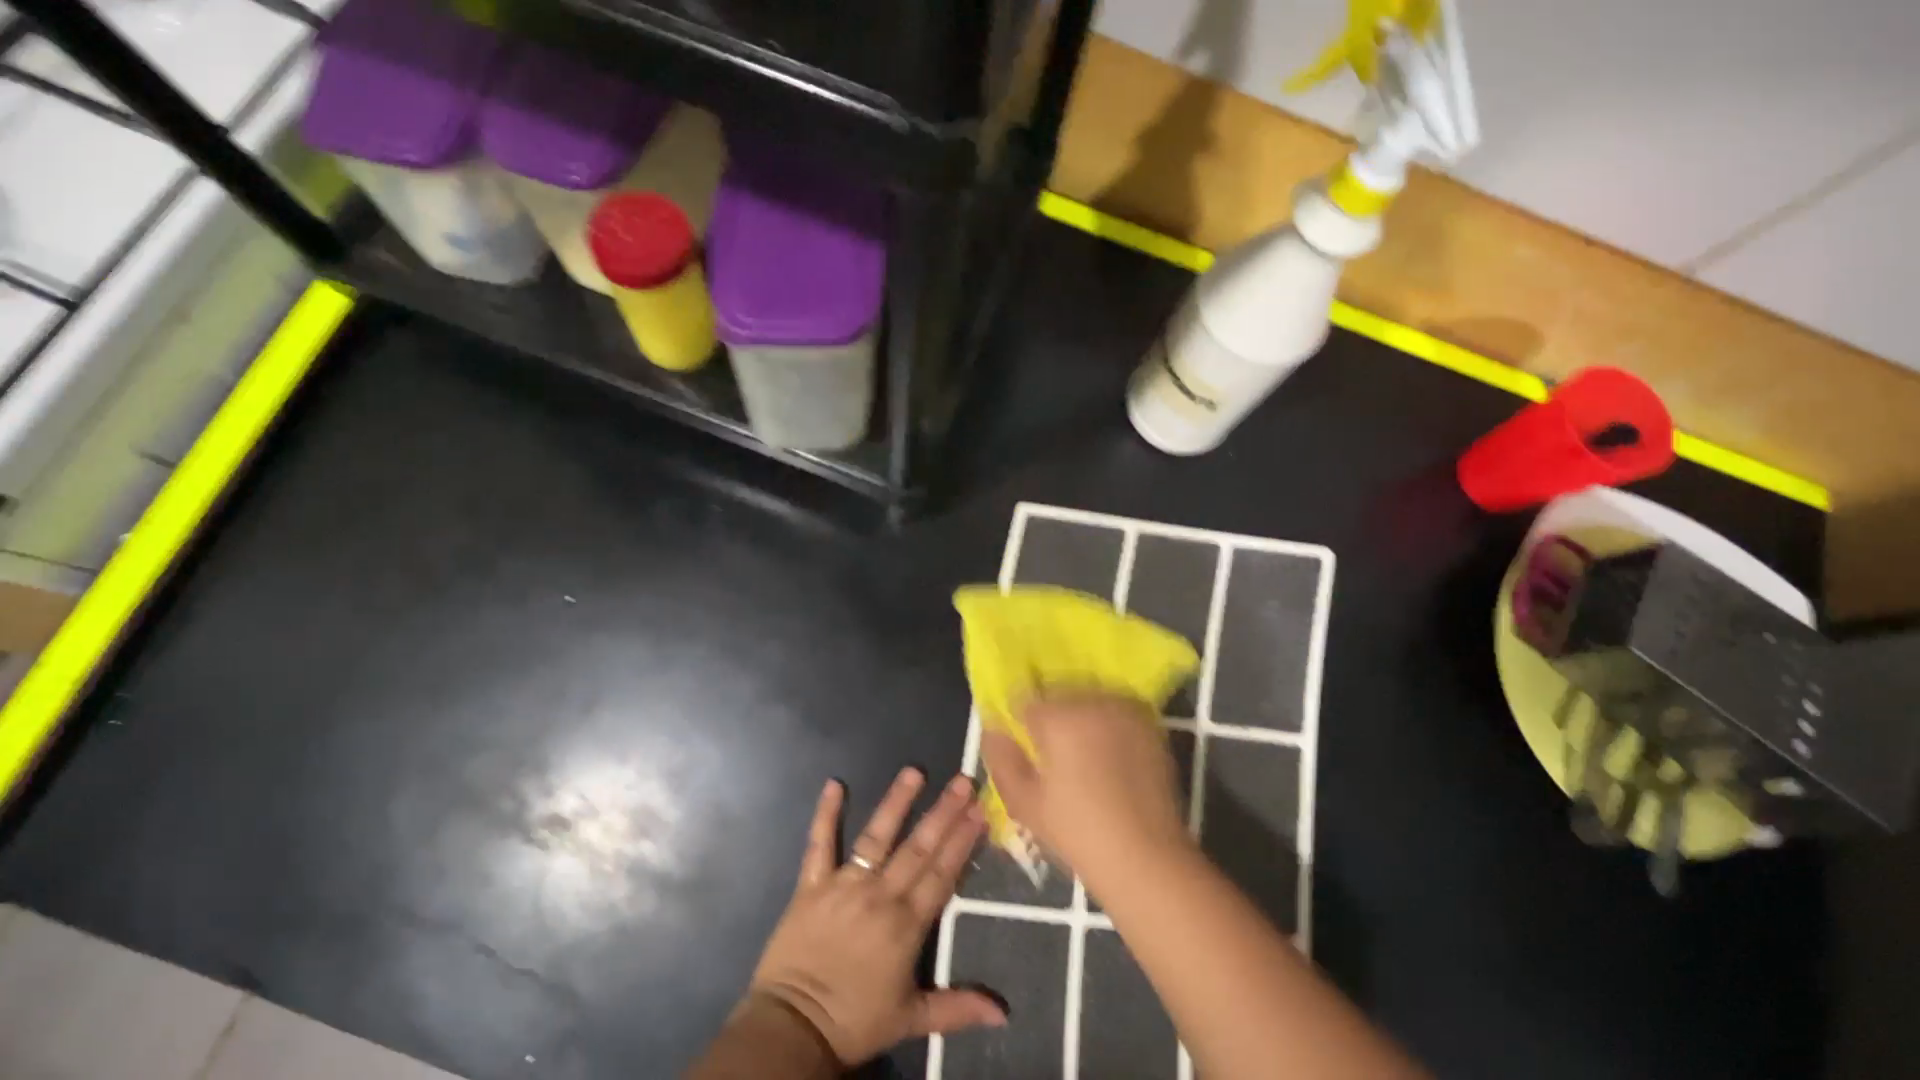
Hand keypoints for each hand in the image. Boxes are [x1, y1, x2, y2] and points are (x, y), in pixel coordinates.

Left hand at [749, 769, 1005, 1065]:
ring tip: (914, 772)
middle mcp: (879, 896)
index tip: (980, 812)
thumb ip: (957, 1007)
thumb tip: (1003, 1013)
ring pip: (875, 838)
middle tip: (963, 782)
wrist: (793, 1027)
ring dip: (896, 803)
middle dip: (943, 814)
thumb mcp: (911, 1018)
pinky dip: (825, 814)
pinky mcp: (810, 886)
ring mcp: (843, 886)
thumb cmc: (855, 1022)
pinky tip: (834, 785)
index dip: (962, 842)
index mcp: (907, 924)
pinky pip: (818, 845)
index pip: (942, 874)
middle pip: (917, 849)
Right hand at [981, 691, 1191, 883]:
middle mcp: (1094, 702)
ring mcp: (1127, 711)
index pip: (1025, 699)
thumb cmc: (1076, 831)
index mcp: (1058, 717)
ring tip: (1083, 759)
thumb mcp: (1023, 802)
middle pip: (1059, 695)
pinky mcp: (1152, 725)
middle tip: (1053, 757)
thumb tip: (994, 729)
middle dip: (1052, 718)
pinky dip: (1108, 726)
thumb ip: (1001, 758)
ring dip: (1082, 719)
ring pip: (1090, 701)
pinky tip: (1109, 760)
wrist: (1144, 854)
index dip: (1020, 723)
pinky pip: (1117, 713)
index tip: (1024, 748)